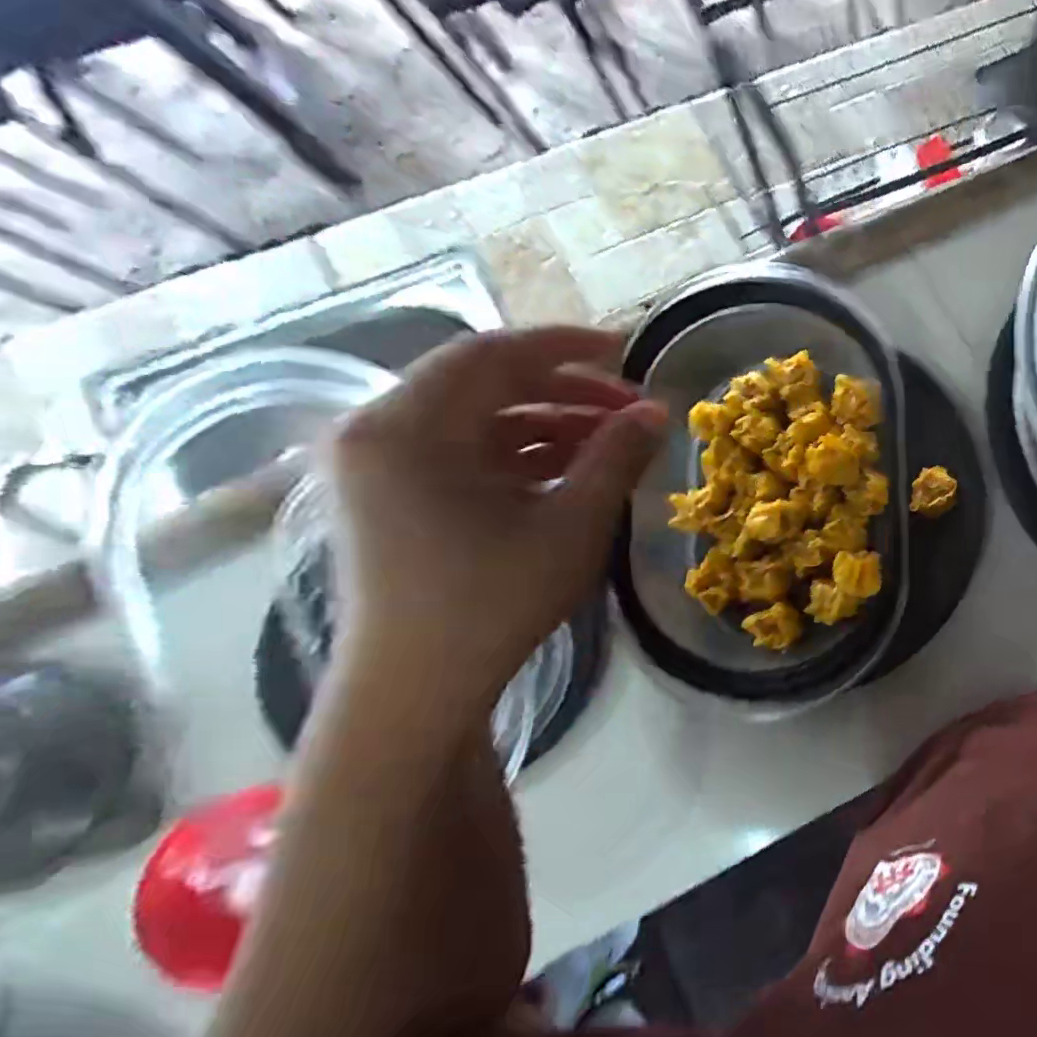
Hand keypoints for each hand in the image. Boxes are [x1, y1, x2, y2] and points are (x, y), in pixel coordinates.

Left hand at [327, 328, 666, 683]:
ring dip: (547, 423)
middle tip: (629, 408)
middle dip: (565, 390)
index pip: (493, 354)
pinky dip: (519, 454)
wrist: (419, 690)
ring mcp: (379, 464)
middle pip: (483, 383)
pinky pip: (462, 452)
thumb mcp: (571, 525)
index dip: (566, 346)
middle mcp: (378, 429)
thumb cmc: (495, 602)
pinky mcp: (391, 494)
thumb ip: (616, 457)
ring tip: (612, 442)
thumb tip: (657, 410)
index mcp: (407, 425)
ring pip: (477, 419)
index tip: (626, 349)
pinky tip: (571, 470)